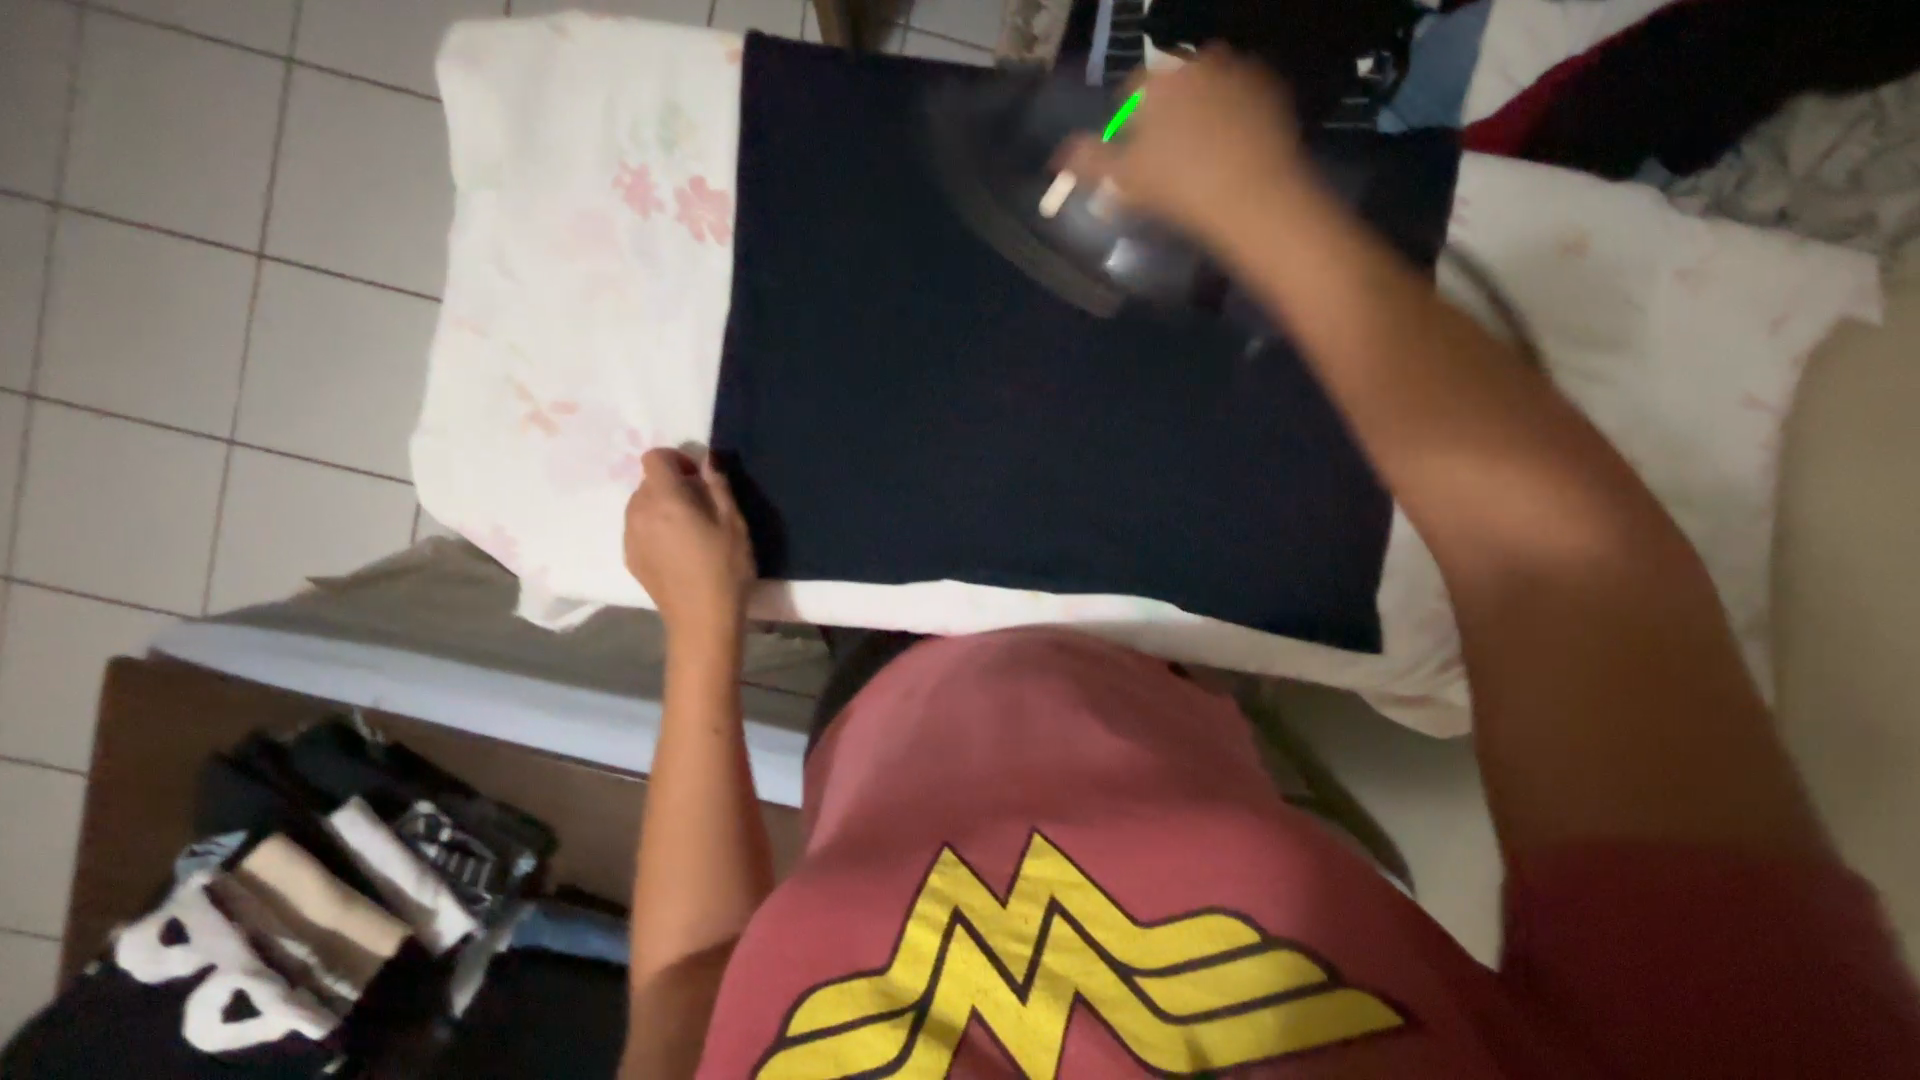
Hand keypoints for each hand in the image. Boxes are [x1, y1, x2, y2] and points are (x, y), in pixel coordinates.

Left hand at [624, 448, 754, 643]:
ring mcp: (630, 537)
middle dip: (672, 484)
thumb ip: (718, 486)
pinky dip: (654, 527)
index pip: (654, 457)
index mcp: (665, 498)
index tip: (698, 478)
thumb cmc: (725, 569)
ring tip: (689, 530)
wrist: (702, 620)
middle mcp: (638, 512)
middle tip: (702, 505)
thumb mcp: (733, 523)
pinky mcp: (630, 558)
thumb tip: (707, 461)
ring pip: (641, 505)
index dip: (676, 459)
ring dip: (662, 506)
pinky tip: (678, 550)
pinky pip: (638, 528)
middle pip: (648, 481)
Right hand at [1057, 48, 1307, 245]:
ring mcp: (1238, 72)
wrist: (1253, 198)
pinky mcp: (1271, 91)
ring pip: (1207, 91)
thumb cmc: (1178, 187)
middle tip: (1167, 158)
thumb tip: (1058, 156)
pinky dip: (1234, 120)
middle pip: (1172, 87)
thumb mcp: (1122, 179)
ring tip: (1201, 159)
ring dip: (1201, 114)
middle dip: (1167, 113)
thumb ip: (1088, 161)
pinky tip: (1231, 155)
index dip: (1130, 123)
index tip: (1135, 155)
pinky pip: (1241, 102)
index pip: (1131, 91)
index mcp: (1156, 79)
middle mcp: (1196, 63)